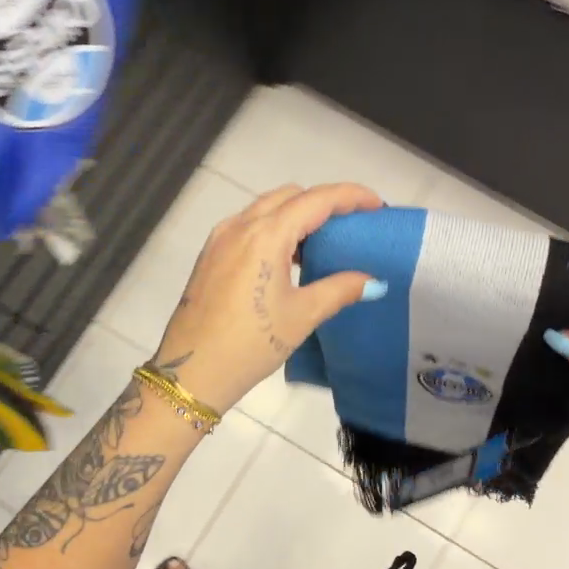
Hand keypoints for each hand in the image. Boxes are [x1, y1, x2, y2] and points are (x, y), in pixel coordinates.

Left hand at [152, 183, 384, 410]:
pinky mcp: (209, 255)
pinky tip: (287, 260)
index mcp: (265, 235)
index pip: (316, 199)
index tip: (376, 205)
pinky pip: (247, 227)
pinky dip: (273, 230)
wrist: (191, 372)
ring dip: (296, 216)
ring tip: (322, 244)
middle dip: (323, 203)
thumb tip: (374, 281)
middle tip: (350, 226)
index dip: (350, 196)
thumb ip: (340, 290)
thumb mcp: (301, 316)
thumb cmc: (250, 344)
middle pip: (290, 196)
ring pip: (265, 209)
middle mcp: (240, 225)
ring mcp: (220, 238)